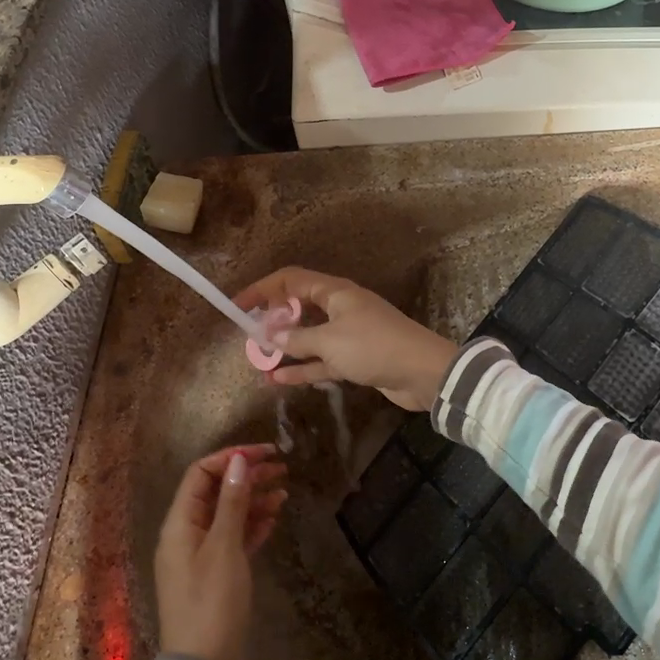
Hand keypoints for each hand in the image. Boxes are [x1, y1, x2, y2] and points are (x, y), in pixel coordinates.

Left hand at [154, 445, 287, 659]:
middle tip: (282, 469)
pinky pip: (233, 537)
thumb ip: (232, 502)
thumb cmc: (212, 600)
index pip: (201, 474)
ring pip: (227, 514)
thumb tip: (238, 460)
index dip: (231, 458)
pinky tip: (274, 519)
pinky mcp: (215, 573)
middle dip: (247, 477)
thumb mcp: (224, 547)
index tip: (265, 453)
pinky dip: (252, 525)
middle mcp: (186, 534)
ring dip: (254, 500)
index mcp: (179, 523)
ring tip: (284, 494)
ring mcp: (200, 555)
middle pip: (216, 492)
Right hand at [234, 268, 458, 410]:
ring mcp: (348, 334)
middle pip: (300, 306)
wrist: (422, 372)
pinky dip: (302, 367)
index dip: (263, 289)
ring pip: (309, 336)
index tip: (237, 305)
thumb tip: (270, 335)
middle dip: (273, 317)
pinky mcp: (355, 359)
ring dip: (285, 346)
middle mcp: (340, 308)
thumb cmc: (374, 346)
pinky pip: (321, 360)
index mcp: (336, 292)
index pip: (292, 280)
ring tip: (256, 358)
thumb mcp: (331, 341)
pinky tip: (277, 379)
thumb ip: (298, 339)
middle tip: (246, 333)